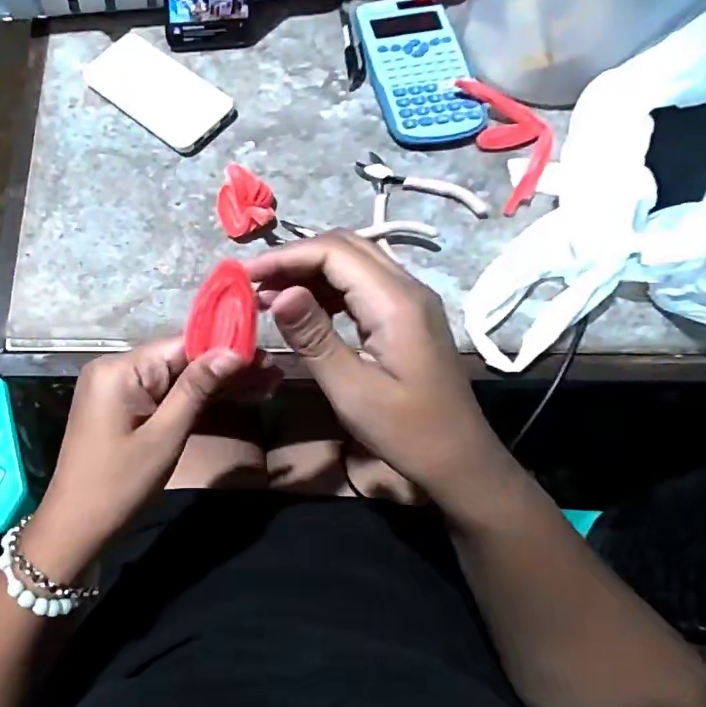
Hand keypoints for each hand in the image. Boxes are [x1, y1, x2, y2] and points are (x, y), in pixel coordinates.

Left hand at [28, 338, 251, 575]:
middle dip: (227, 368)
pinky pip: (164, 394)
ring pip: (176, 377)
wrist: (77, 527)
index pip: (182, 344)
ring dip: (217, 384)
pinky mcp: (123, 407)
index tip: (265, 355)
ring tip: (265, 384)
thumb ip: (197, 389)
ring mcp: (118, 388)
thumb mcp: (165, 436)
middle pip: (181, 359)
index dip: (226, 347)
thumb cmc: (120, 484)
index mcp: (120, 369)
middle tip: (273, 374)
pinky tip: (232, 397)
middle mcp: (116, 368)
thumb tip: (234, 351)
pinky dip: (194, 399)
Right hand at [245, 233, 515, 506]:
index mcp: (396, 303)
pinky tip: (304, 310)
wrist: (460, 458)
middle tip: (255, 284)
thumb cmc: (406, 431)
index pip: (334, 253)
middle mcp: (408, 289)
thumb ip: (314, 338)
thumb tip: (278, 294)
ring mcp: (413, 301)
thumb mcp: (352, 390)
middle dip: (296, 259)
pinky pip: (365, 286)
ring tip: (271, 297)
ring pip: (356, 263)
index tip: (245, 276)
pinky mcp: (409, 317)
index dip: (286, 257)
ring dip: (312, 272)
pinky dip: (330, 289)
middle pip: (347, 247)